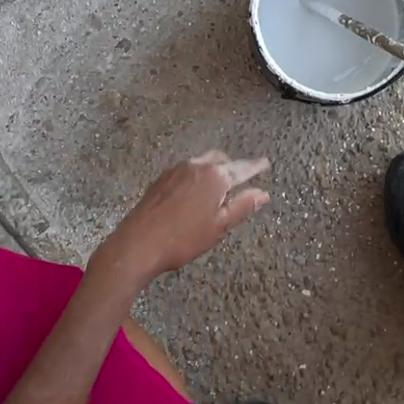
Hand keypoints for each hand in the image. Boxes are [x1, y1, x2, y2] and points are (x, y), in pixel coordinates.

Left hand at [94, 151, 270, 283]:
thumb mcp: (218, 226)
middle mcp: (196, 166)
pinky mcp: (161, 179)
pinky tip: (195, 194)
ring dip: (214, 171)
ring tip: (218, 189)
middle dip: (232, 166)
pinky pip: (187, 171)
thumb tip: (263, 193)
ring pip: (202, 163)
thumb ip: (242, 206)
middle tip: (242, 179)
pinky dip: (198, 176)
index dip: (255, 166)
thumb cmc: (183, 239)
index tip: (266, 162)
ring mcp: (176, 170)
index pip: (241, 168)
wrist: (137, 244)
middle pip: (220, 160)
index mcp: (214, 176)